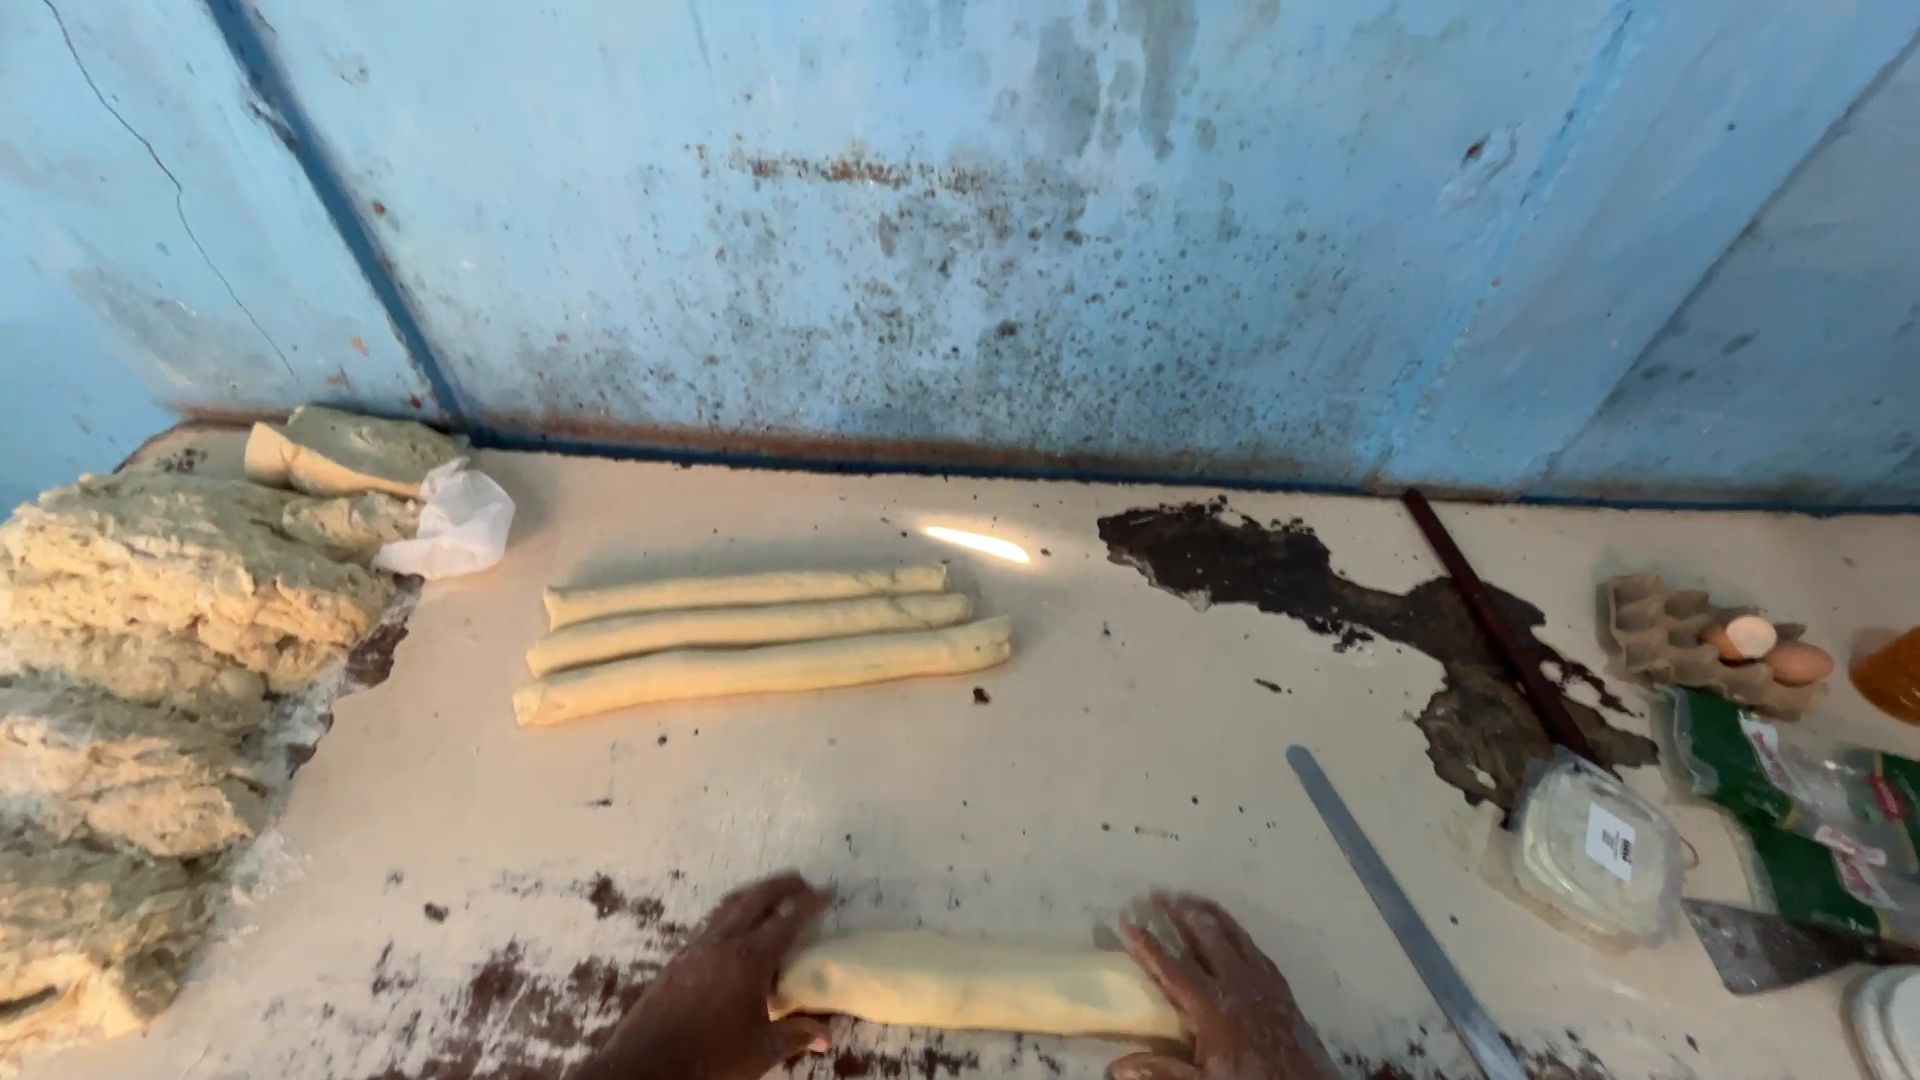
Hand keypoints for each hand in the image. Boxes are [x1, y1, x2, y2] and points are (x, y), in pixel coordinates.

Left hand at [572, 871, 833, 1079]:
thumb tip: (827, 1035)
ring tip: (770, 892)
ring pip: (731, 903)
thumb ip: (795, 1035)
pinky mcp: (679, 957)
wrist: (643, 1069)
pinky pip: (712, 919)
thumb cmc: (708, 1060)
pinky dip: (731, 909)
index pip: (788, 920)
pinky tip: (733, 922)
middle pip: (758, 898)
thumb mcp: (759, 1051)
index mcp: (750, 959)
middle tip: (802, 881)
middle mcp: (724, 941)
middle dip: (783, 885)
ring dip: (755, 892)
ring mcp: (698, 945)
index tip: (829, 890)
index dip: (811, 902)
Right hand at [1113, 893, 1338, 1079]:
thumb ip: (1162, 1071)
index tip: (1126, 919)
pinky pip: (1253, 947)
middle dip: (1178, 911)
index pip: (1171, 966)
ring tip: (1187, 898)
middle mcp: (1235, 982)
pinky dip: (1234, 930)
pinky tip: (1228, 929)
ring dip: (1206, 912)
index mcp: (1212, 1006)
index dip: (1146, 943)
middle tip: (1157, 894)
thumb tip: (1116, 1068)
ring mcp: (1260, 980)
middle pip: (1203, 934)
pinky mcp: (1279, 985)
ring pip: (1230, 932)